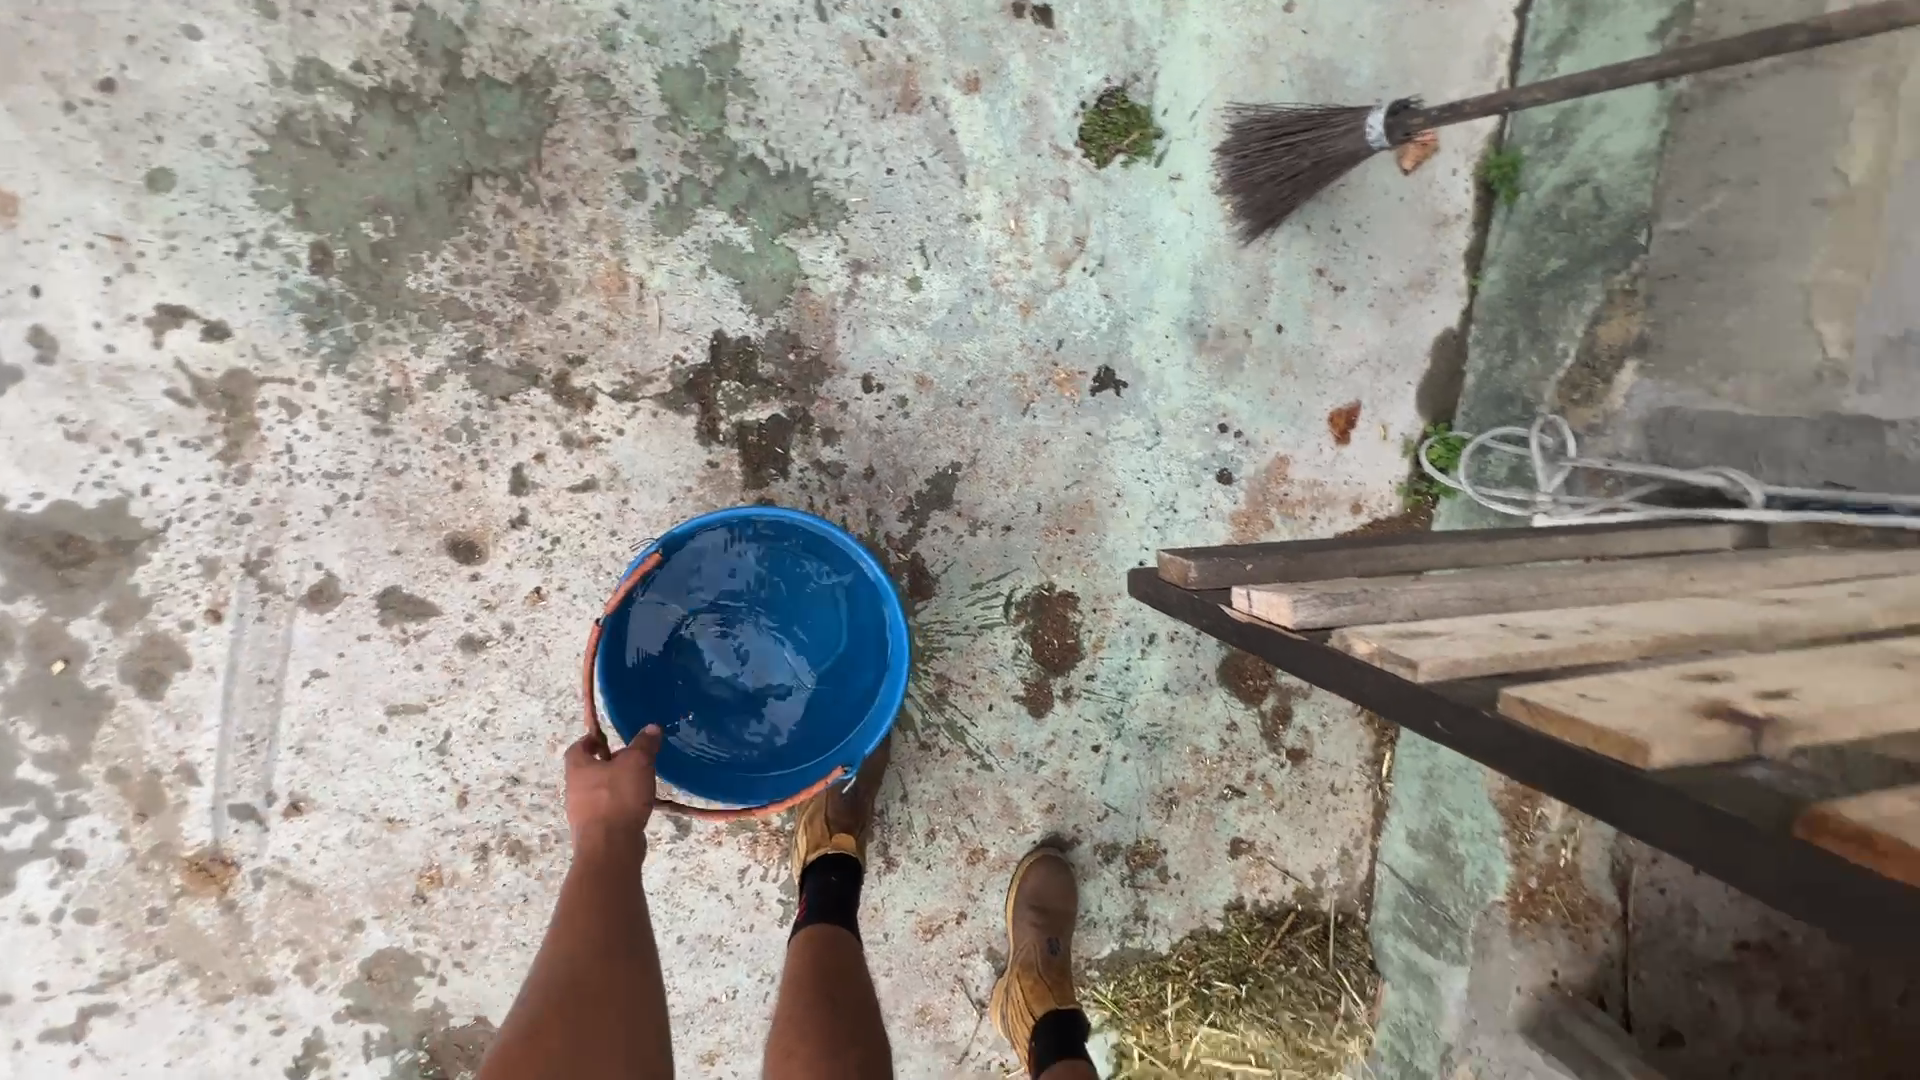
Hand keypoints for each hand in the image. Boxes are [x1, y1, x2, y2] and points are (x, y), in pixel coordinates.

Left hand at [564, 725, 662, 857]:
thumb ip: (644, 743)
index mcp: (579, 768)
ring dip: (615, 784)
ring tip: (639, 781)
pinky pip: (606, 809)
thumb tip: (652, 728)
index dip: (591, 740)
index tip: (607, 738)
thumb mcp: (638, 762)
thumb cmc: (618, 797)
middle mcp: (575, 789)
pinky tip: (638, 804)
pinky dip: (619, 803)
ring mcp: (582, 812)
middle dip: (609, 763)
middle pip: (589, 770)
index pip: (578, 747)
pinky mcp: (594, 830)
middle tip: (632, 759)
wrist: (610, 847)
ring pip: (598, 791)